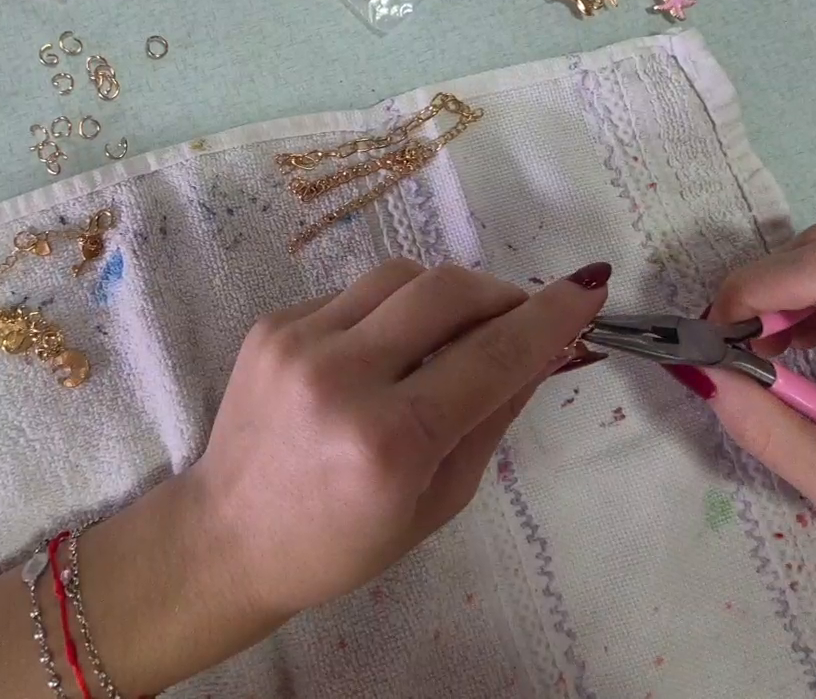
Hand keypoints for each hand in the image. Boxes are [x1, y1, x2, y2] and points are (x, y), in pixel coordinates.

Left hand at [187, 257, 611, 619]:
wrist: (229, 533)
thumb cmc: (344, 541)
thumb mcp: (439, 500)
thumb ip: (492, 415)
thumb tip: (540, 346)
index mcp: (389, 440)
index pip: (490, 357)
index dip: (547, 317)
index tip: (585, 289)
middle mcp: (339, 376)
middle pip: (443, 289)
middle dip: (496, 291)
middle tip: (515, 313)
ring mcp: (296, 341)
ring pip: (397, 275)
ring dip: (440, 294)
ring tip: (445, 335)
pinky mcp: (269, 323)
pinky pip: (352, 295)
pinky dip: (384, 313)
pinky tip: (378, 354)